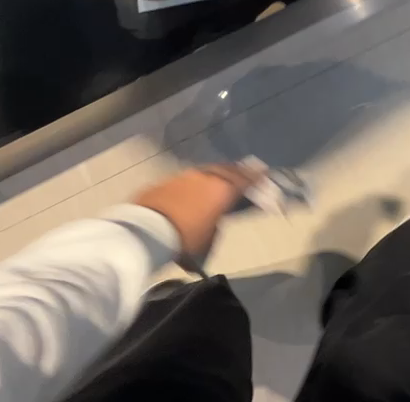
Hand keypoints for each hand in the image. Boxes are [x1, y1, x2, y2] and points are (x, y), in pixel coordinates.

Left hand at [130, 162, 263, 262]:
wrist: (144, 232)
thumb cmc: (184, 239)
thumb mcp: (209, 239)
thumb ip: (217, 224)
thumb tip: (216, 221)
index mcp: (224, 189)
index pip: (247, 179)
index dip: (257, 176)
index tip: (264, 173)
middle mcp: (208, 176)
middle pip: (228, 169)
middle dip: (237, 172)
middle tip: (243, 173)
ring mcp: (186, 175)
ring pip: (206, 171)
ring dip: (214, 175)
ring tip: (217, 180)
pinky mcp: (166, 180)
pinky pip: (185, 179)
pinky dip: (192, 183)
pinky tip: (189, 191)